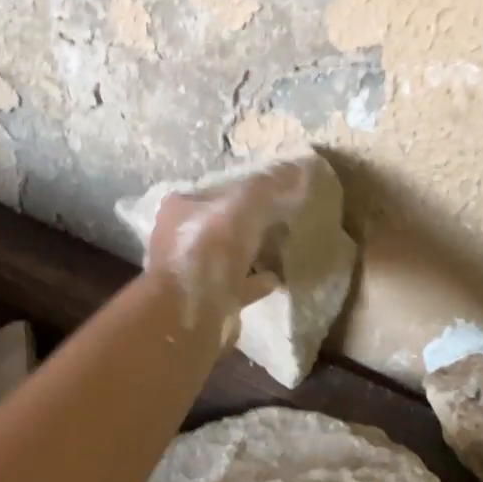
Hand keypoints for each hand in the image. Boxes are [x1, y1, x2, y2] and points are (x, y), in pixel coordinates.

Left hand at [144, 156, 316, 323]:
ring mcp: (192, 271)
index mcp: (180, 207)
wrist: (190, 315)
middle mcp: (180, 237)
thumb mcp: (242, 205)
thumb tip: (301, 166)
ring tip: (283, 244)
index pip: (215, 188)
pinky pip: (237, 285)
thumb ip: (269, 185)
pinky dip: (255, 280)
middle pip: (222, 221)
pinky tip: (276, 278)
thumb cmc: (208, 250)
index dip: (244, 186)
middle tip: (283, 216)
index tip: (274, 189)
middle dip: (249, 220)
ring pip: (228, 254)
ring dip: (252, 251)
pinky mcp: (207, 300)